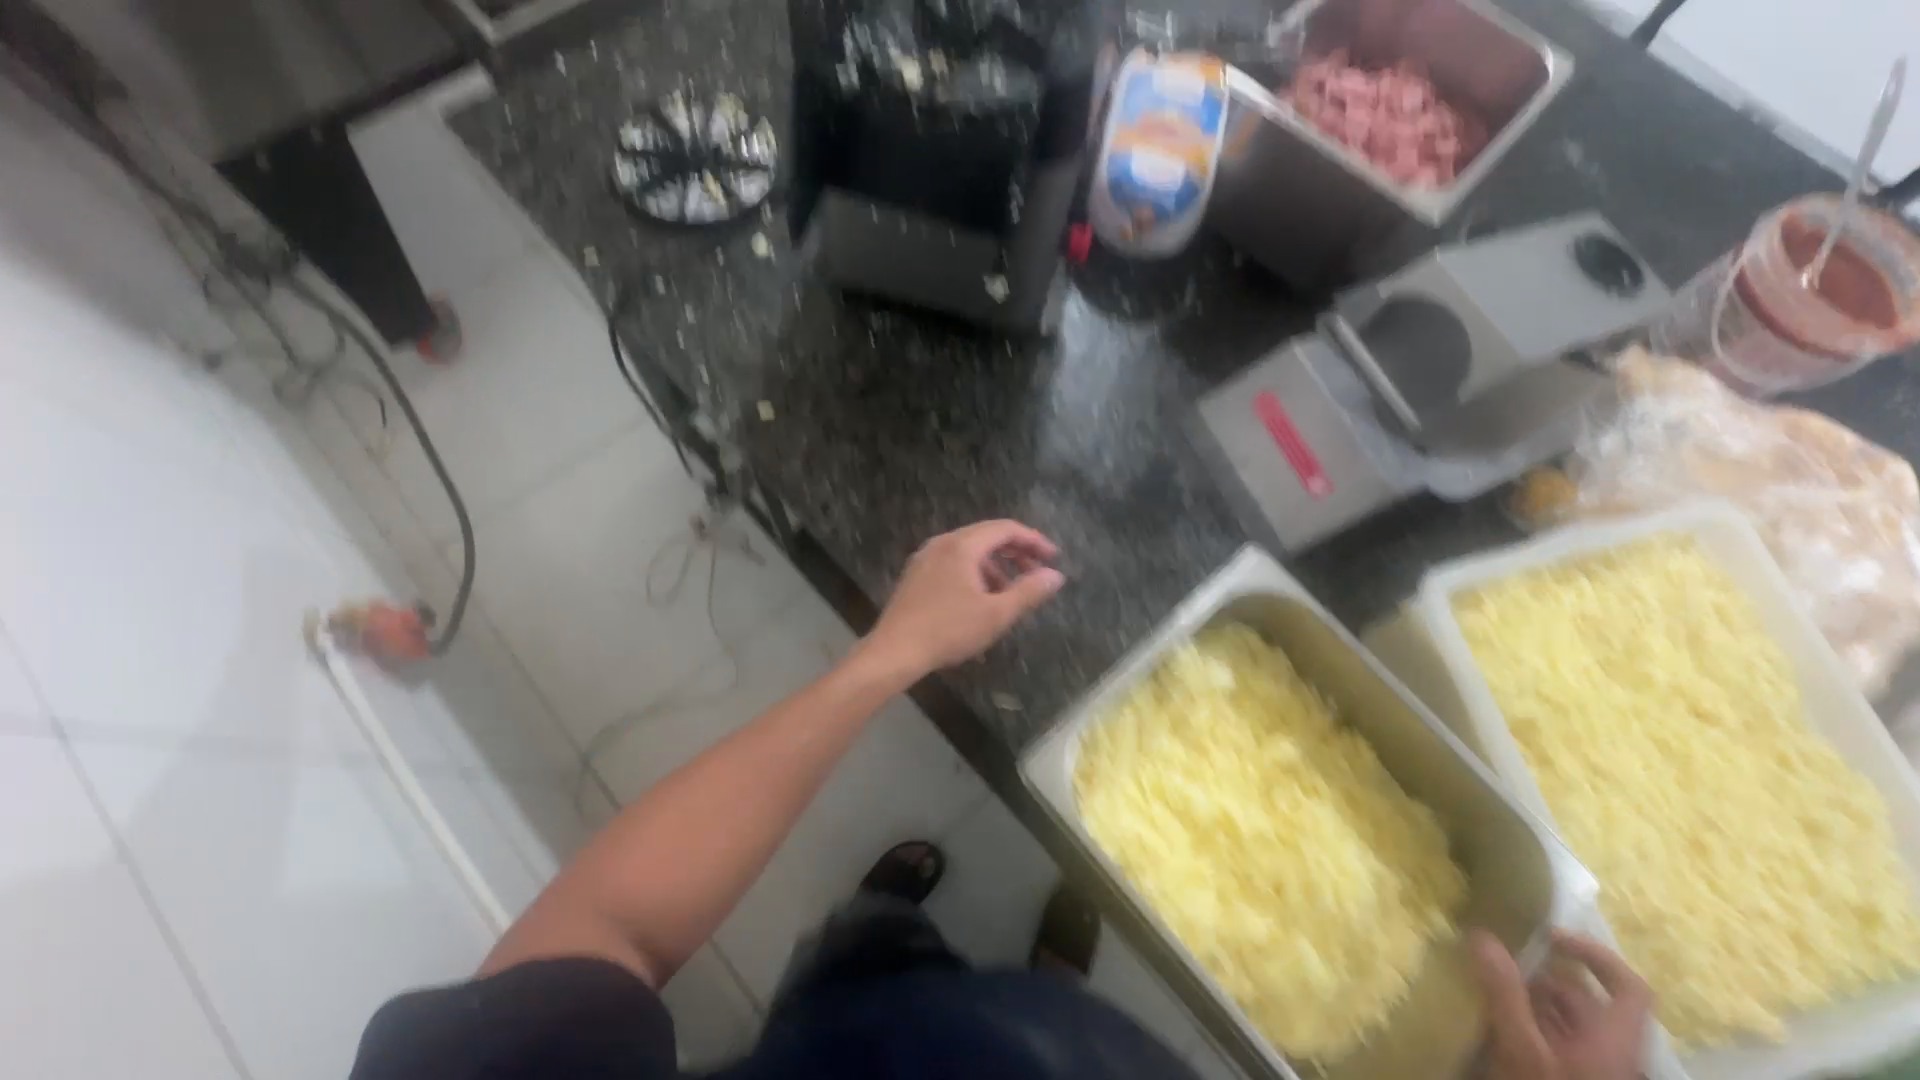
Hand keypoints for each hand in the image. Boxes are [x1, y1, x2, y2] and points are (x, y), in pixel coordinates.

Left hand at [861, 520, 1064, 679]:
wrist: (894, 651)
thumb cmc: (948, 631)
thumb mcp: (996, 614)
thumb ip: (1029, 592)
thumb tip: (1055, 576)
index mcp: (962, 546)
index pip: (1005, 529)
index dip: (1033, 541)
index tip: (1053, 558)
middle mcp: (942, 543)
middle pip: (986, 536)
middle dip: (1016, 553)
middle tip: (1037, 573)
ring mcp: (925, 558)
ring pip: (969, 552)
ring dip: (995, 567)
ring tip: (1010, 594)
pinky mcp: (915, 576)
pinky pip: (953, 564)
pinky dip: (974, 574)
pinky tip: (980, 602)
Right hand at [1472, 929, 1651, 1079]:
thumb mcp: (1522, 1048)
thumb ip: (1504, 992)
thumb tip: (1483, 936)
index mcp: (1617, 1041)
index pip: (1629, 986)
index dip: (1595, 955)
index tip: (1549, 938)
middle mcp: (1616, 1054)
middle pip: (1588, 1002)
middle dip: (1542, 979)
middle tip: (1500, 966)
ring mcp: (1596, 1072)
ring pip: (1569, 1024)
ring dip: (1532, 1003)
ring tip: (1491, 994)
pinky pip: (1558, 1046)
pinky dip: (1531, 1028)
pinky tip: (1498, 1030)